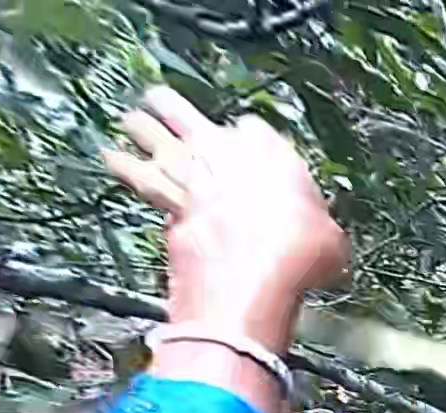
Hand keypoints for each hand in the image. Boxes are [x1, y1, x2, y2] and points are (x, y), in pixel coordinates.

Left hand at [102, 87, 347, 353]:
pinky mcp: (161, 193)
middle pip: (180, 108)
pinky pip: (132, 169)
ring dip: (142, 129)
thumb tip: (321, 236)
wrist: (257, 270)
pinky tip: (114, 159)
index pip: (256, 129)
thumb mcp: (331, 241)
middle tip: (176, 118)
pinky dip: (123, 164)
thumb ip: (316, 225)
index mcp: (269, 149)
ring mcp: (185, 166)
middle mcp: (220, 146)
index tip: (263, 160)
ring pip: (145, 126)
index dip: (258, 144)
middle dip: (173, 111)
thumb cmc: (302, 252)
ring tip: (139, 128)